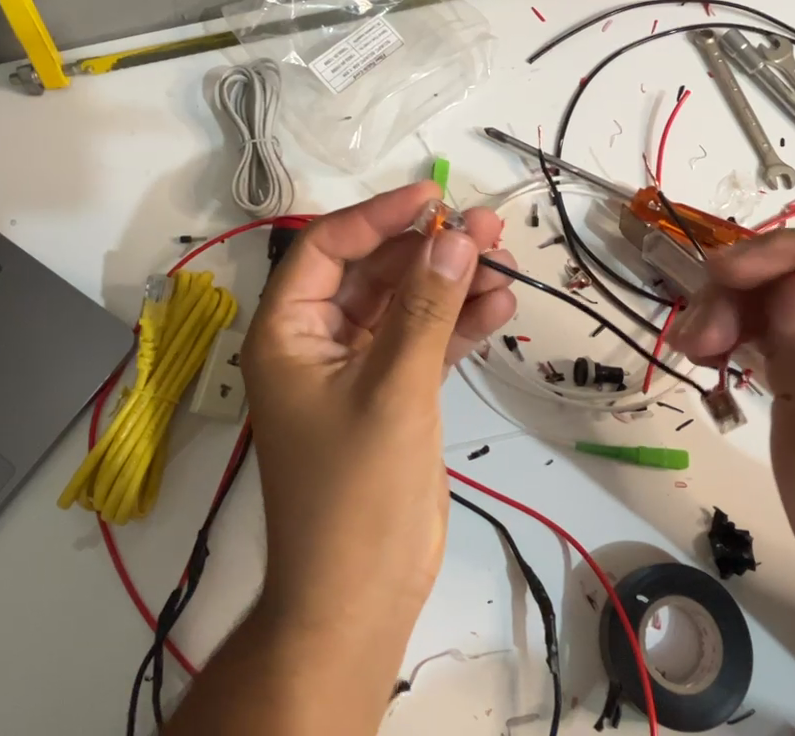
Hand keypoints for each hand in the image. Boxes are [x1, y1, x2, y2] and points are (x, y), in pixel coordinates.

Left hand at [241, 182, 516, 643]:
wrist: (358, 596)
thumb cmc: (356, 493)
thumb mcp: (392, 390)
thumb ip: (425, 310)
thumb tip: (456, 237)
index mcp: (287, 333)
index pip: (327, 249)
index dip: (378, 215)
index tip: (434, 197)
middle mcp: (316, 343)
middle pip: (372, 273)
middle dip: (428, 250)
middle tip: (488, 229)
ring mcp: (356, 371)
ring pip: (405, 306)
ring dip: (452, 285)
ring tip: (507, 262)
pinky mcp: (391, 397)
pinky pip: (424, 344)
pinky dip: (458, 326)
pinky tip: (500, 307)